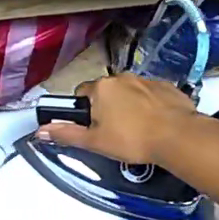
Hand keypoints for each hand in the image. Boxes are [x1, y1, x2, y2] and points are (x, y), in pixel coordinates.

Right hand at [35, 74, 198, 164]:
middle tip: (113, 131)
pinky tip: (155, 122)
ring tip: (136, 129)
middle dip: (107, 107)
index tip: (93, 127)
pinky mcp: (167, 86)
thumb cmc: (132, 139)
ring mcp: (146, 79)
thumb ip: (66, 133)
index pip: (82, 93)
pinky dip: (149, 104)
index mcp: (101, 88)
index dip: (84, 111)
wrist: (178, 137)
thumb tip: (40, 131)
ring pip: (129, 91)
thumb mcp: (95, 142)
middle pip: (106, 91)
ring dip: (128, 104)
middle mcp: (121, 77)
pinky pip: (151, 93)